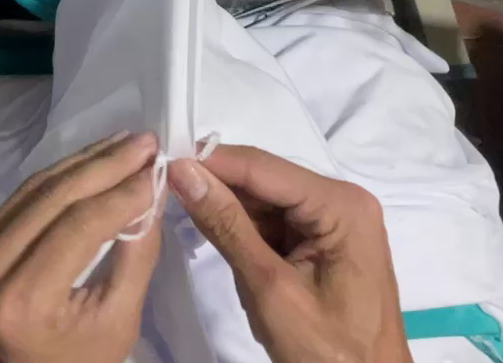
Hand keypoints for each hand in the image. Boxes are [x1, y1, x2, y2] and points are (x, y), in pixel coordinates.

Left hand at [0, 132, 163, 362]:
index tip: (157, 166)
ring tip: (122, 142)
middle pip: (53, 199)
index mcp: (21, 302)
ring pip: (34, 190)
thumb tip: (152, 188)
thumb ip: (135, 255)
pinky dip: (57, 179)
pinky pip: (18, 202)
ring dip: (83, 162)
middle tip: (144, 141)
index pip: (79, 226)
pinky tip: (88, 162)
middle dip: (105, 165)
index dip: (121, 192)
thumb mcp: (117, 325)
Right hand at [168, 145, 409, 362]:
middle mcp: (340, 198)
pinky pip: (273, 217)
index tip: (162, 160)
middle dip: (217, 185)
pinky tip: (220, 235)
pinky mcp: (322, 236)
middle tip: (165, 188)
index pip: (261, 166)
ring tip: (186, 212)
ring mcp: (333, 217)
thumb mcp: (270, 289)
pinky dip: (244, 227)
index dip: (210, 161)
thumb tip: (181, 169)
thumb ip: (225, 225)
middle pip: (262, 177)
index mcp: (339, 205)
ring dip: (228, 208)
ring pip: (262, 196)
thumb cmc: (328, 355)